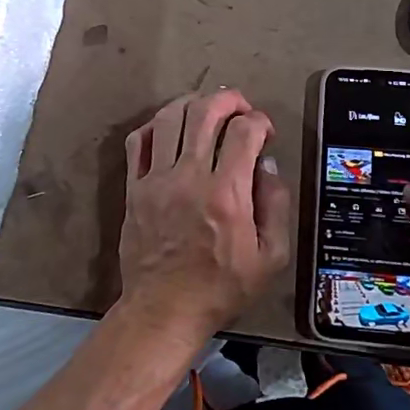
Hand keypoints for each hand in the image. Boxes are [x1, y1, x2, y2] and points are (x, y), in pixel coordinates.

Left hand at [117, 89, 290, 339]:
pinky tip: (171, 129)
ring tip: (207, 109)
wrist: (164, 311)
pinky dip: (156, 124)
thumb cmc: (221, 287)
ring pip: (169, 117)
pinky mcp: (134, 188)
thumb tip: (267, 167)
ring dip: (193, 103)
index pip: (244, 131)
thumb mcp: (270, 257)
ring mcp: (156, 180)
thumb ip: (276, 206)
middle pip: (205, 111)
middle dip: (229, 99)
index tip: (265, 133)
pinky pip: (138, 141)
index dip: (260, 121)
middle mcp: (190, 177)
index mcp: (227, 193)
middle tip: (241, 107)